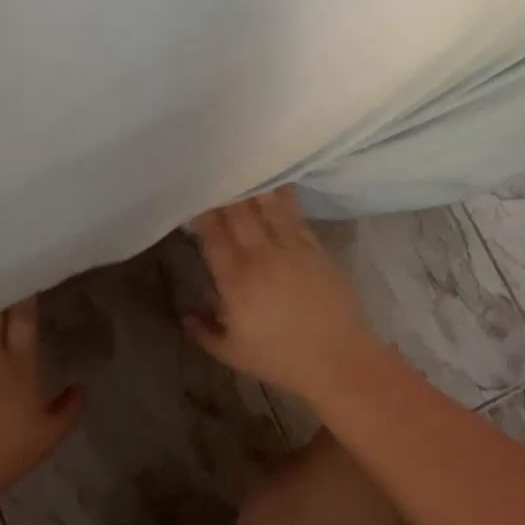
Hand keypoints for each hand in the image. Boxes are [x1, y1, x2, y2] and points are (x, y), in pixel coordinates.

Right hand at [185, 185, 380, 399]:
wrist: (338, 359)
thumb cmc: (280, 359)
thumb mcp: (232, 353)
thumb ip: (205, 331)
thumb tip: (186, 315)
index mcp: (236, 280)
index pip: (213, 236)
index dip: (202, 213)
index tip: (195, 195)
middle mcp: (261, 256)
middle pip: (239, 214)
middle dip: (226, 191)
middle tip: (215, 170)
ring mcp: (291, 249)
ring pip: (267, 208)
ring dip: (253, 187)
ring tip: (243, 164)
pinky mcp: (316, 249)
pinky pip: (296, 216)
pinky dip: (285, 197)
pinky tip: (278, 182)